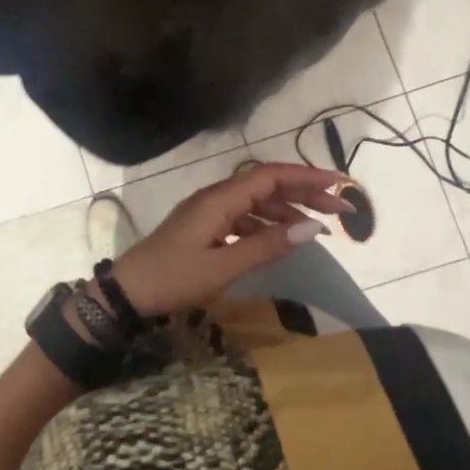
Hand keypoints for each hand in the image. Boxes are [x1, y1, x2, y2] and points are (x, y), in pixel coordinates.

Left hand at [109, 163, 352, 316]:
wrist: (128, 292)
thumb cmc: (174, 278)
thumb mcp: (224, 266)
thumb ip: (268, 246)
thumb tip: (313, 227)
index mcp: (220, 199)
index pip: (271, 176)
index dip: (308, 176)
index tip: (341, 184)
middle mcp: (216, 197)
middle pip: (267, 185)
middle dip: (305, 193)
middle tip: (342, 211)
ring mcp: (208, 211)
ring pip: (256, 201)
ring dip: (288, 209)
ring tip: (319, 226)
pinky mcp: (204, 227)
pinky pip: (244, 216)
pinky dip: (267, 224)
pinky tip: (282, 239)